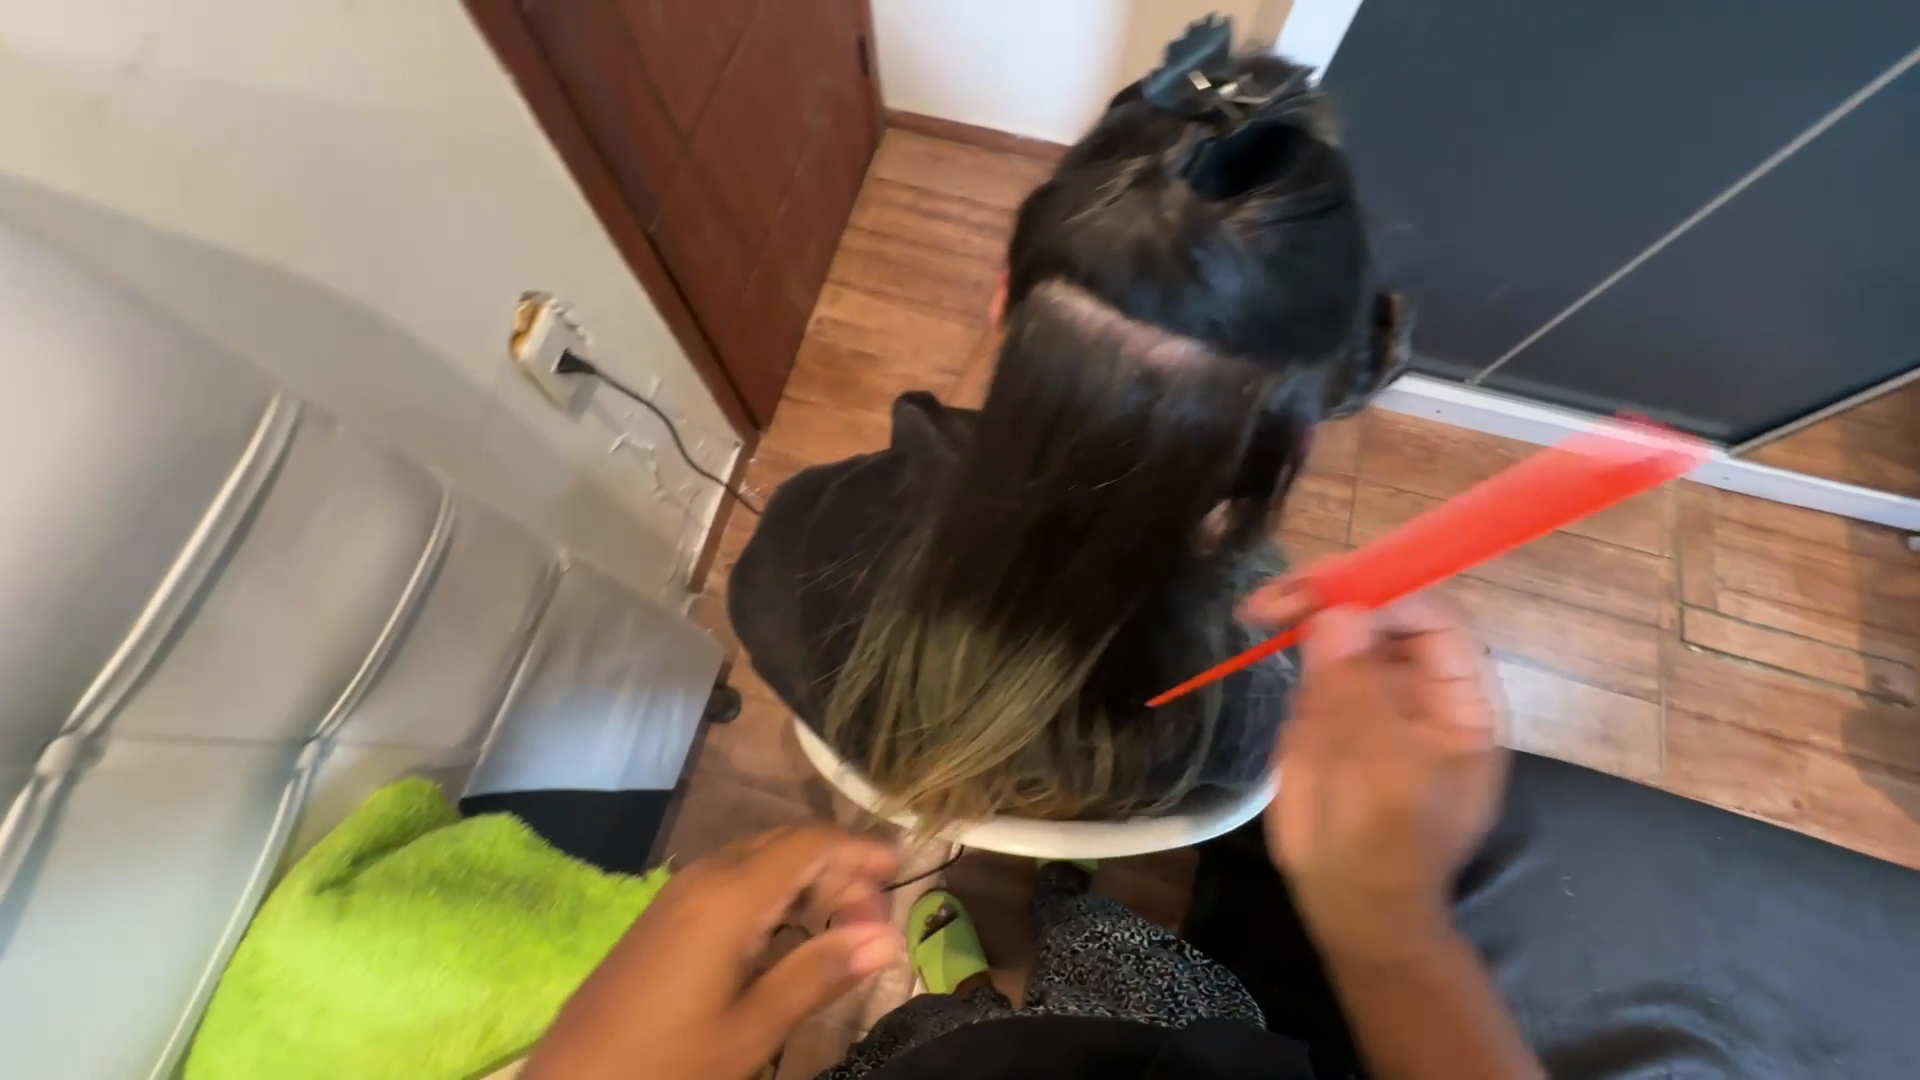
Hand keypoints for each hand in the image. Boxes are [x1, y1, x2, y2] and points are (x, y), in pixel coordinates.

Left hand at [525, 825, 904, 1079]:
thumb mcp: (752, 1030)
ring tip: (841, 921)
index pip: (811, 843)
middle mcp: (708, 873)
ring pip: (763, 855)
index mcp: (732, 894)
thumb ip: (821, 973)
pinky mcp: (669, 909)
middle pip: (790, 842)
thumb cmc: (666, 1068)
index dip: (859, 850)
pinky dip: (777, 886)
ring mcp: (683, 888)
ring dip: (809, 875)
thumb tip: (888, 938)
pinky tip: (789, 926)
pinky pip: (738, 873)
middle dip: (839, 866)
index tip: (900, 869)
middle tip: (873, 916)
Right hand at [1247, 585, 1507, 962]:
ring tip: (1258, 607)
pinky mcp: (1322, 700)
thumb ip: (1361, 688)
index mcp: (1455, 699)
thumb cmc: (1385, 841)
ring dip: (1300, 603)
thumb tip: (1336, 612)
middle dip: (1331, 592)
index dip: (1382, 596)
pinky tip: (1258, 620)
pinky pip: (1308, 651)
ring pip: (1339, 624)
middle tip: (1276, 595)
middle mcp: (1413, 683)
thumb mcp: (1383, 769)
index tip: (1324, 592)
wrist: (1345, 895)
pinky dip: (1284, 630)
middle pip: (1379, 612)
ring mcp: (1365, 688)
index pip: (1430, 621)